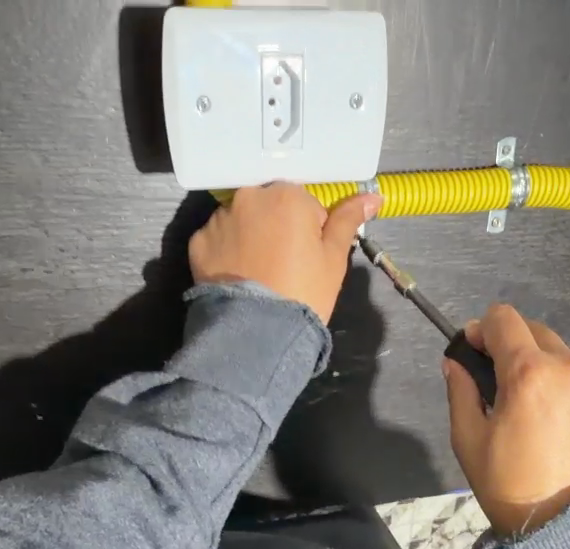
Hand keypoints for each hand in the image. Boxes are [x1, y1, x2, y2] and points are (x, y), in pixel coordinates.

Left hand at [189, 183, 381, 323]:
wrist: (257, 332)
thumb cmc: (304, 293)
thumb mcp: (334, 259)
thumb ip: (348, 221)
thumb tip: (372, 197)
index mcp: (287, 195)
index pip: (306, 206)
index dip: (310, 233)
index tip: (307, 260)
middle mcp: (249, 197)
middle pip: (270, 208)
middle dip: (277, 229)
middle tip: (283, 268)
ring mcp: (220, 219)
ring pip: (241, 221)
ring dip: (250, 238)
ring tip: (258, 275)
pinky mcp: (198, 243)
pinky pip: (218, 240)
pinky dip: (226, 253)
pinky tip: (238, 277)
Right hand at [444, 305, 569, 536]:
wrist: (565, 525)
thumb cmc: (507, 484)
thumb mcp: (468, 439)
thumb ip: (460, 390)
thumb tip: (455, 363)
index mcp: (529, 372)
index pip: (503, 319)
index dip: (481, 329)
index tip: (473, 352)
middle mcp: (568, 366)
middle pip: (533, 331)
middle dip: (511, 348)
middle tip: (497, 385)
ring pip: (559, 356)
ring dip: (539, 368)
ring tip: (529, 410)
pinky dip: (563, 390)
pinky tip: (555, 426)